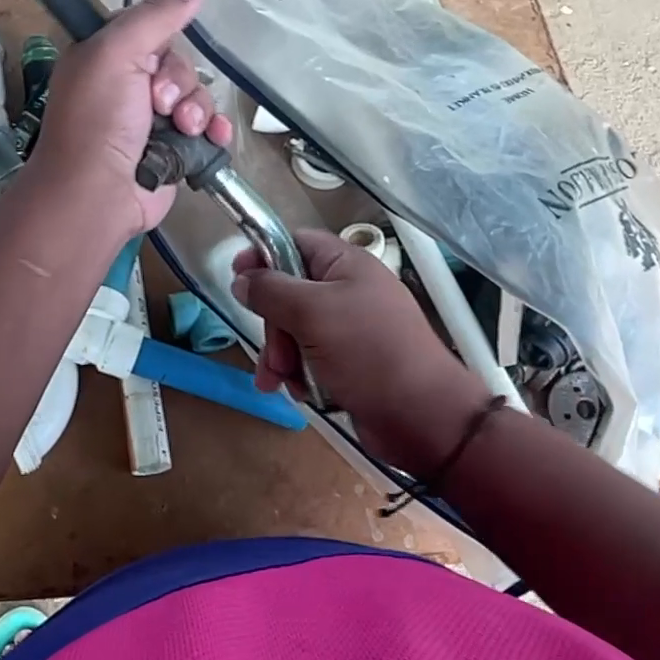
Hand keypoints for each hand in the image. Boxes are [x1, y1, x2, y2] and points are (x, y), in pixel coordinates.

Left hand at [26, 0, 233, 235]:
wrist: (98, 195)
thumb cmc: (97, 122)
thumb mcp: (117, 54)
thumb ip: (154, 18)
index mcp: (104, 59)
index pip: (149, 33)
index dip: (161, 43)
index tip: (155, 61)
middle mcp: (127, 87)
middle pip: (178, 65)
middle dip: (180, 84)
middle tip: (163, 105)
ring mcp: (152, 122)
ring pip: (197, 96)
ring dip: (198, 110)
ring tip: (185, 129)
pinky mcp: (174, 151)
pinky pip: (206, 129)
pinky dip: (213, 131)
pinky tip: (214, 137)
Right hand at [231, 229, 488, 472]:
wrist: (421, 416)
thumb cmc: (368, 352)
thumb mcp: (312, 313)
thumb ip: (271, 291)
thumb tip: (242, 278)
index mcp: (346, 265)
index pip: (296, 243)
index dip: (264, 255)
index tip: (237, 278)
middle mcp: (348, 292)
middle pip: (289, 293)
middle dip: (273, 326)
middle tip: (275, 353)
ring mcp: (350, 329)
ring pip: (295, 332)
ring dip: (282, 357)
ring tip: (284, 380)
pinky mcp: (350, 364)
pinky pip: (310, 360)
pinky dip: (301, 375)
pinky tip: (304, 393)